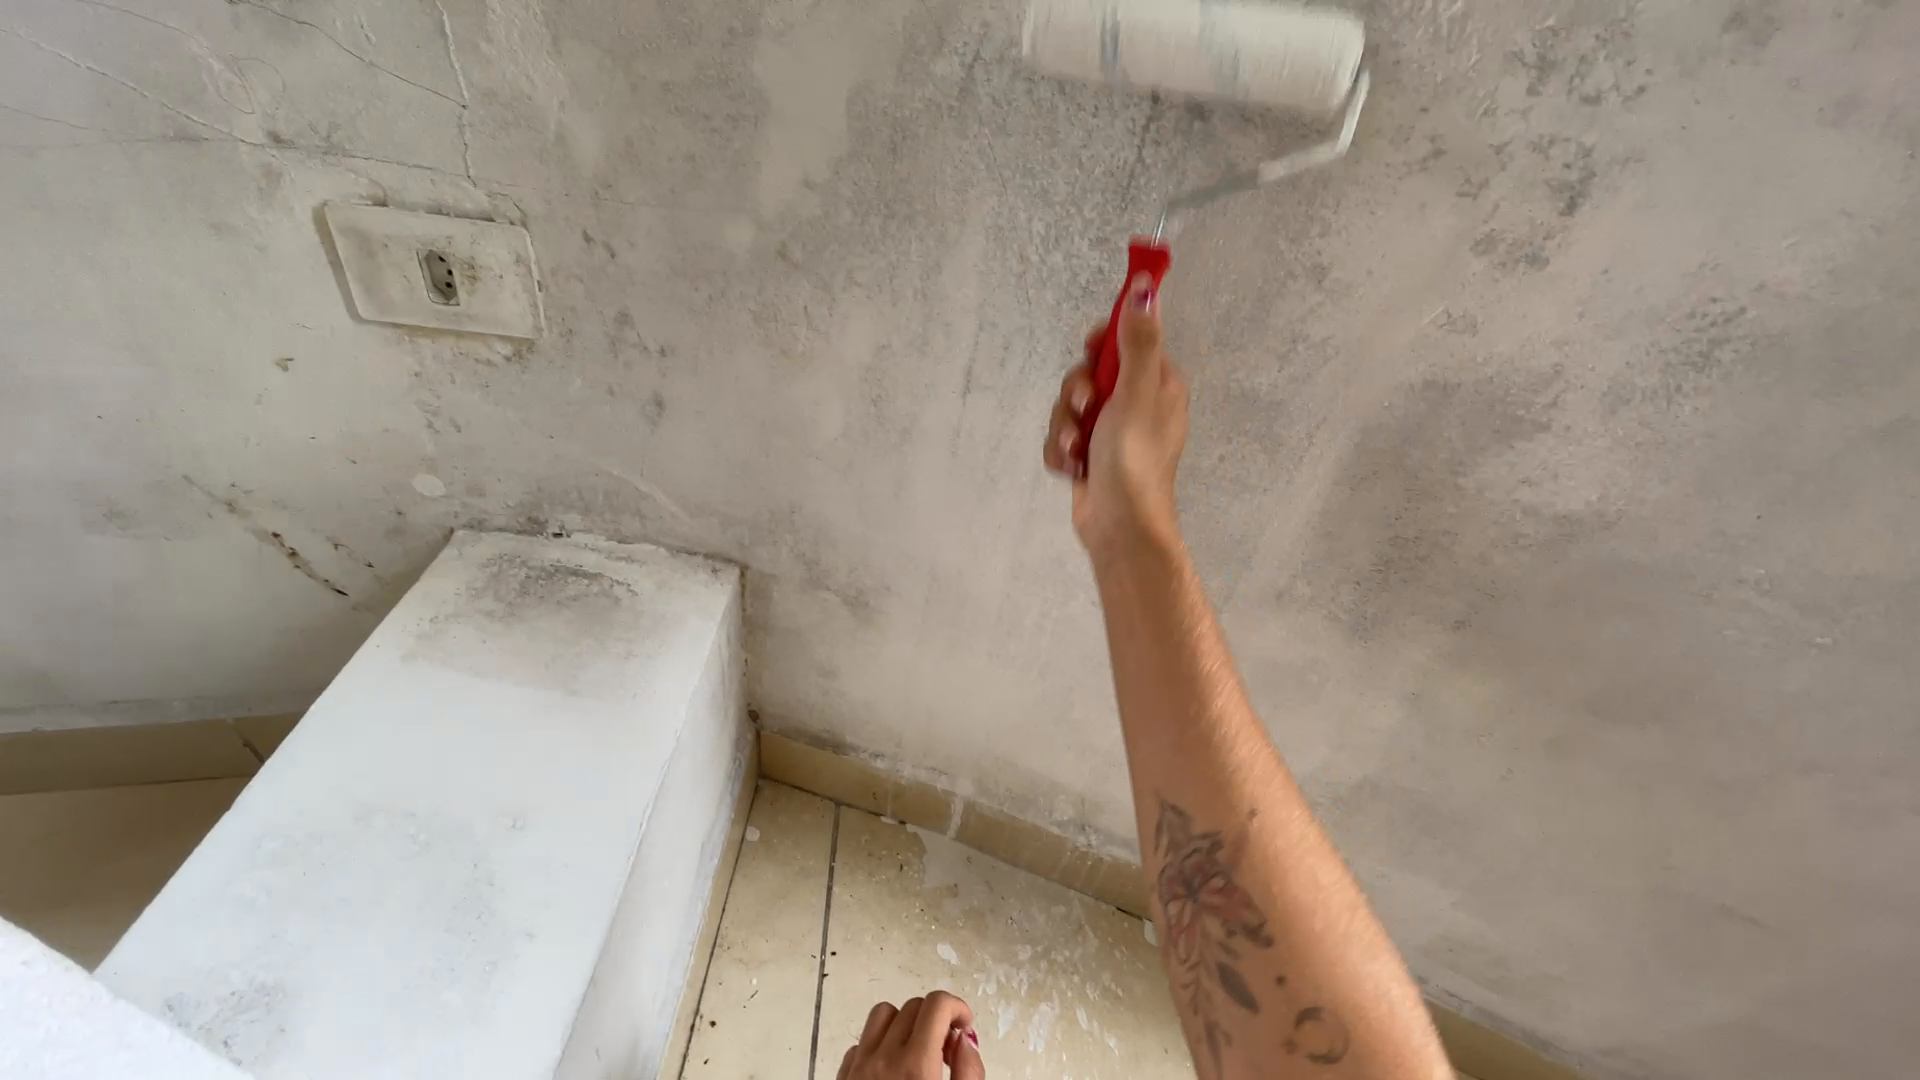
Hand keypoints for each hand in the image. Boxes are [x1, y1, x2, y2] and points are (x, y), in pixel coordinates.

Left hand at [837, 992, 983, 1079]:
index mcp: (916, 1066)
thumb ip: (968, 1073)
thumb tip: (966, 1040)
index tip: (964, 1024)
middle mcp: (884, 1060)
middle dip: (935, 1019)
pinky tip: (891, 1069)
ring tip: (917, 1050)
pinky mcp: (841, 1077)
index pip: (938, 1004)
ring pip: (883, 1014)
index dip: (958, 1007)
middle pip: (914, 1006)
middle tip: (946, 1047)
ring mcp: (858, 1067)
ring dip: (904, 1024)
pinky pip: (860, 1043)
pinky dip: (879, 1046)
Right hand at [1043, 274, 1188, 556]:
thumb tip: (1146, 285)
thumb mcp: (1137, 391)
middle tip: (1086, 410)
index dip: (1104, 342)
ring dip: (1065, 427)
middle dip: (1077, 393)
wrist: (1119, 526)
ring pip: (1070, 406)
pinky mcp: (1088, 456)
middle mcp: (1135, 404)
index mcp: (1157, 384)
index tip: (1092, 349)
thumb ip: (1138, 340)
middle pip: (1089, 372)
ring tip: (1077, 449)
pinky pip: (1063, 436)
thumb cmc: (1134, 458)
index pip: (1127, 341)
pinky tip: (1071, 467)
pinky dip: (1061, 451)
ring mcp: (1110, 432)